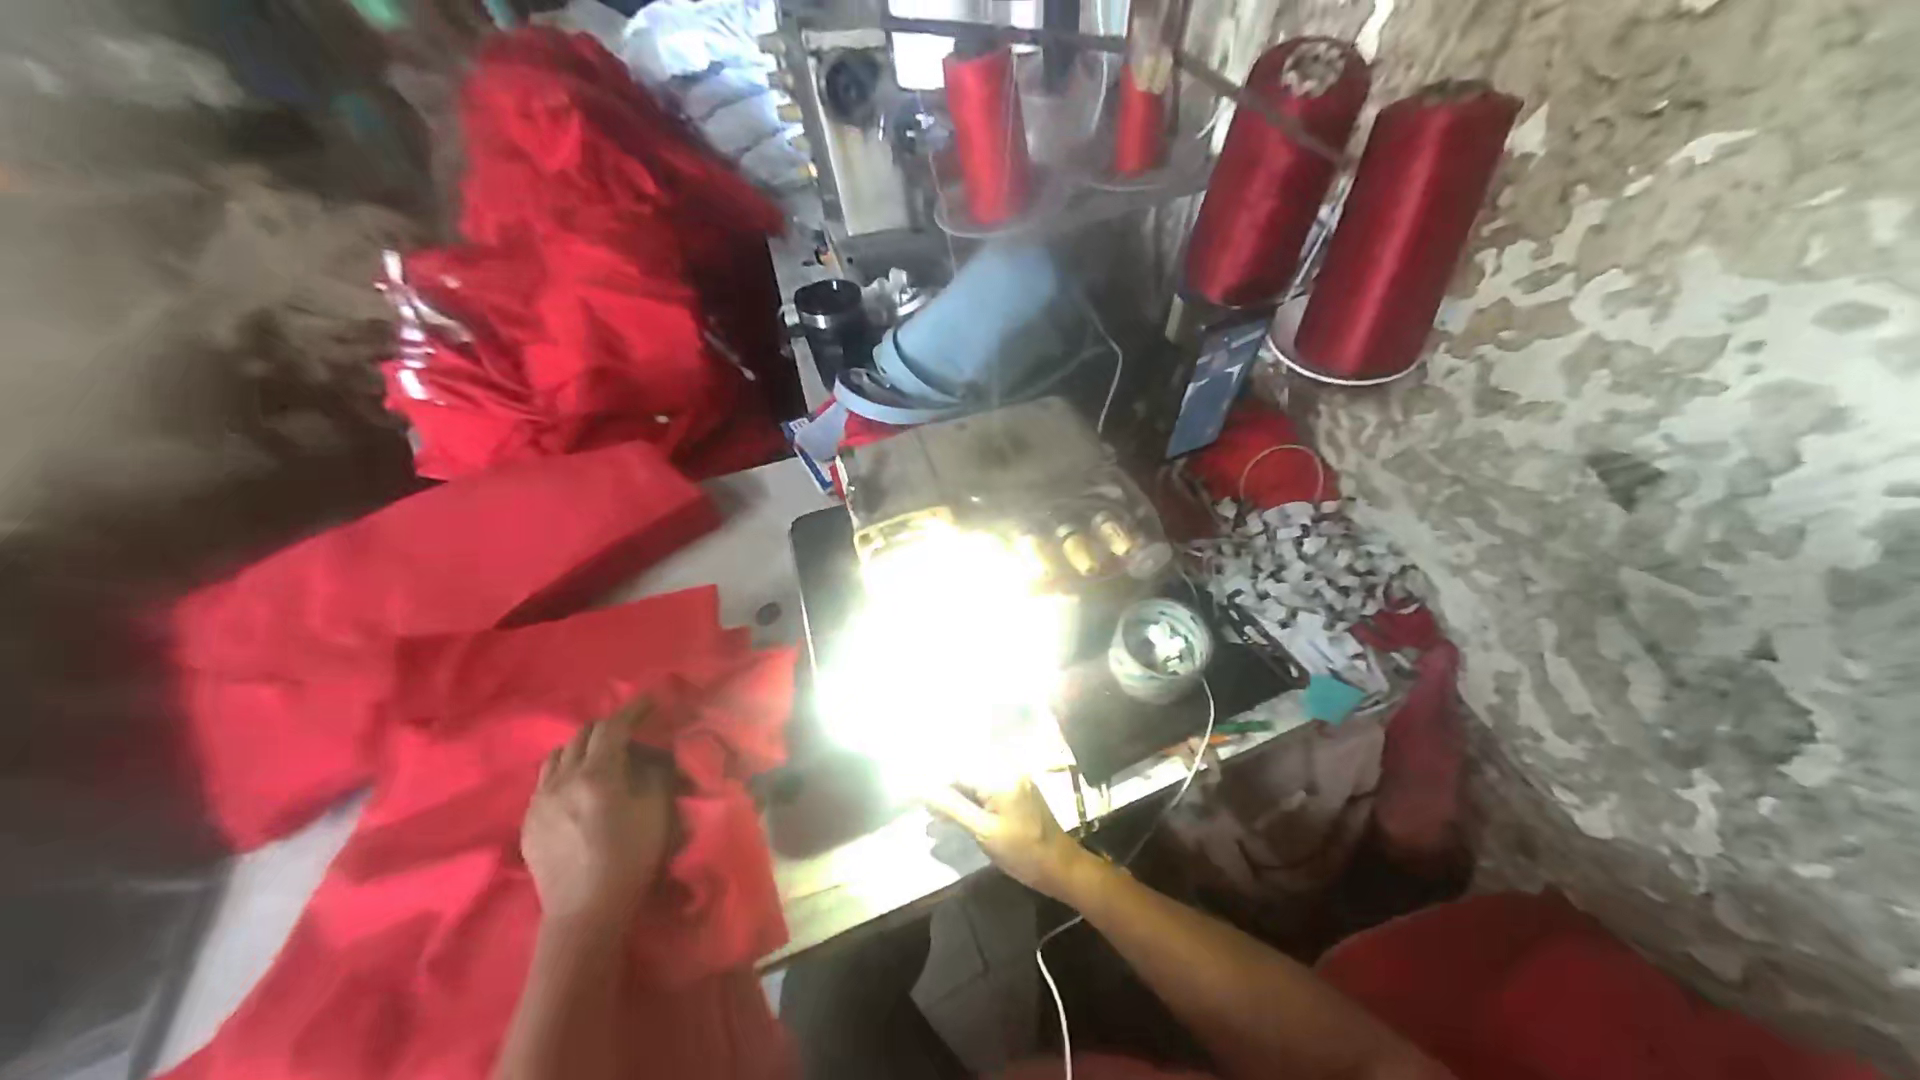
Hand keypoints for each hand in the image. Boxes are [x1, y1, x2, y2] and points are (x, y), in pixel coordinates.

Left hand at [521, 699, 673, 933]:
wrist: (586, 910)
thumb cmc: (630, 858)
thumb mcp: (656, 810)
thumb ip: (653, 772)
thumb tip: (650, 753)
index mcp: (597, 774)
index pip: (613, 726)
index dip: (634, 709)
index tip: (651, 701)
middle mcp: (562, 779)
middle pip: (582, 735)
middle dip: (609, 728)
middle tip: (630, 732)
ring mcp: (539, 801)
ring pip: (557, 755)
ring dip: (581, 748)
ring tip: (599, 758)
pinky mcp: (528, 822)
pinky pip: (545, 781)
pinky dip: (564, 772)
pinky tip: (578, 790)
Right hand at [925, 780, 1101, 903]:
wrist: (1061, 866)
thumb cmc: (1022, 852)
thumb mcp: (983, 831)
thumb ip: (952, 807)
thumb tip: (923, 789)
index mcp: (1000, 776)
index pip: (957, 768)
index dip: (933, 780)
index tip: (914, 793)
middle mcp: (1007, 768)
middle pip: (965, 768)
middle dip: (943, 784)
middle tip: (925, 806)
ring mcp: (1014, 776)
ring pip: (974, 776)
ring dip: (954, 791)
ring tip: (937, 813)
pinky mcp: (1016, 787)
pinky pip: (986, 782)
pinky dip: (969, 795)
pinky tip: (957, 812)